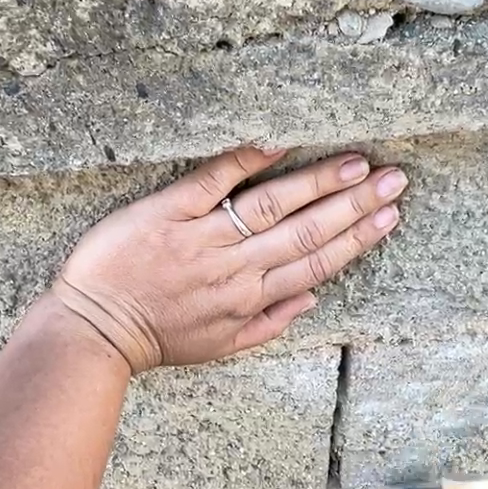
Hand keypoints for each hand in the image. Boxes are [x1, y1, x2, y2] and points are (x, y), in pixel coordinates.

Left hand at [49, 146, 405, 372]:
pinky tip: (277, 141)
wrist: (93, 330)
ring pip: (272, 205)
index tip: (389, 215)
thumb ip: (268, 325)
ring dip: (318, 183)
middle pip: (307, 230)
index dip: (357, 237)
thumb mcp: (219, 347)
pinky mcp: (168, 211)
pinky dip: (245, 160)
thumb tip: (312, 298)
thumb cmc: (156, 338)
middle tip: (394, 178)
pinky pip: (212, 180)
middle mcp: (235, 267)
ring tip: (357, 163)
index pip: (317, 261)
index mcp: (249, 298)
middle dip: (355, 203)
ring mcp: (202, 237)